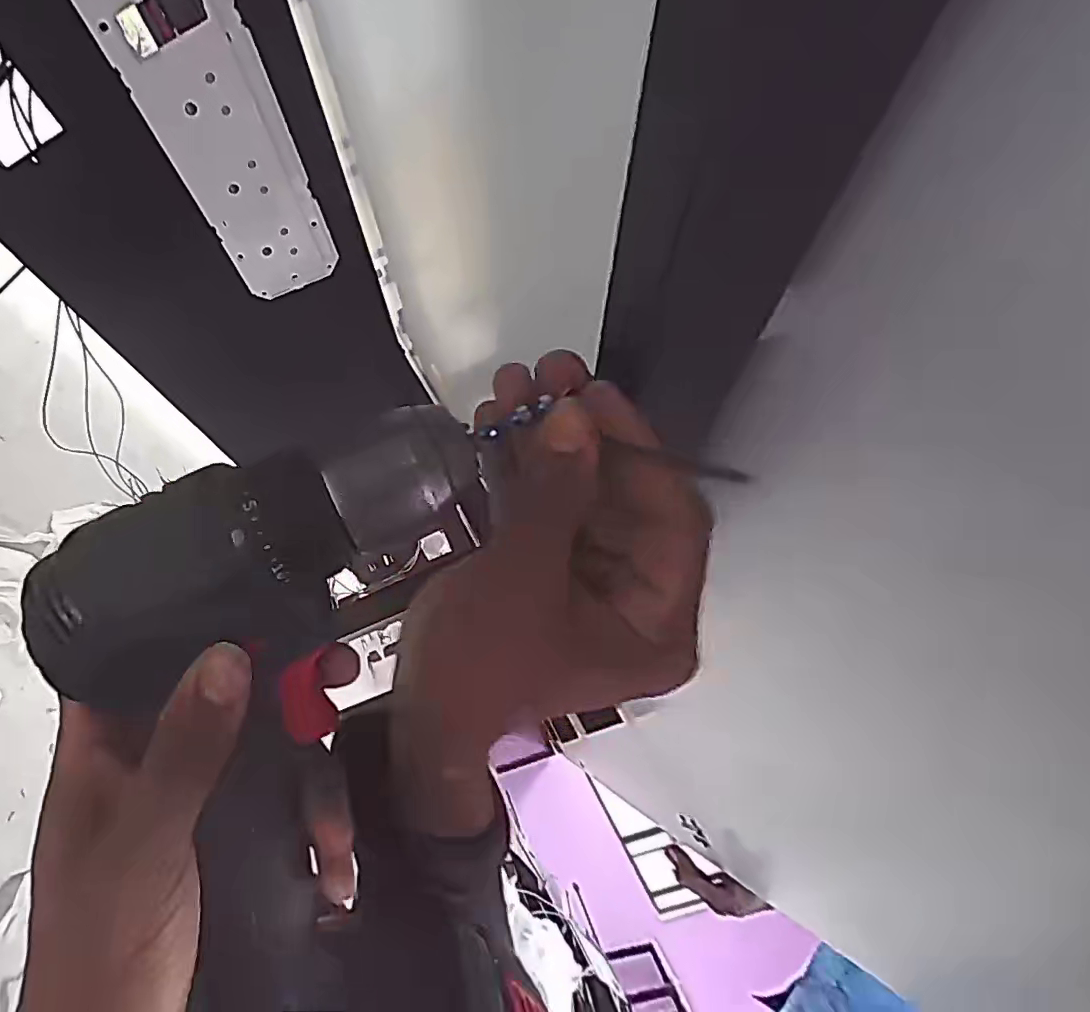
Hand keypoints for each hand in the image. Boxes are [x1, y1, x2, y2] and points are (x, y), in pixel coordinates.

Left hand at [23, 643, 363, 1010]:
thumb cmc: (93, 952)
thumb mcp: (143, 839)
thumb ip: (182, 750)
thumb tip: (222, 662)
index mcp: (104, 742)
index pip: (138, 651)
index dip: (191, 623)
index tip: (251, 615)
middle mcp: (148, 756)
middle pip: (214, 689)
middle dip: (277, 687)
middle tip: (323, 680)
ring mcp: (190, 794)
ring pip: (254, 741)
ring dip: (303, 758)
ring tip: (327, 793)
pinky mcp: (224, 831)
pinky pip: (276, 793)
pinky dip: (309, 809)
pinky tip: (325, 845)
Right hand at [391, 352, 711, 830]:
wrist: (418, 714)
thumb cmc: (478, 658)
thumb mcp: (519, 576)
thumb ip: (553, 495)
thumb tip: (574, 415)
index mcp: (655, 618)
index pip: (670, 515)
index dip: (634, 447)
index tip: (593, 394)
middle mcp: (629, 597)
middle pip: (618, 497)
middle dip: (579, 434)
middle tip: (549, 374)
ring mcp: (580, 581)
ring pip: (574, 495)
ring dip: (542, 442)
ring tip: (513, 386)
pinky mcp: (536, 571)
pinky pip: (539, 510)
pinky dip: (517, 469)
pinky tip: (496, 425)